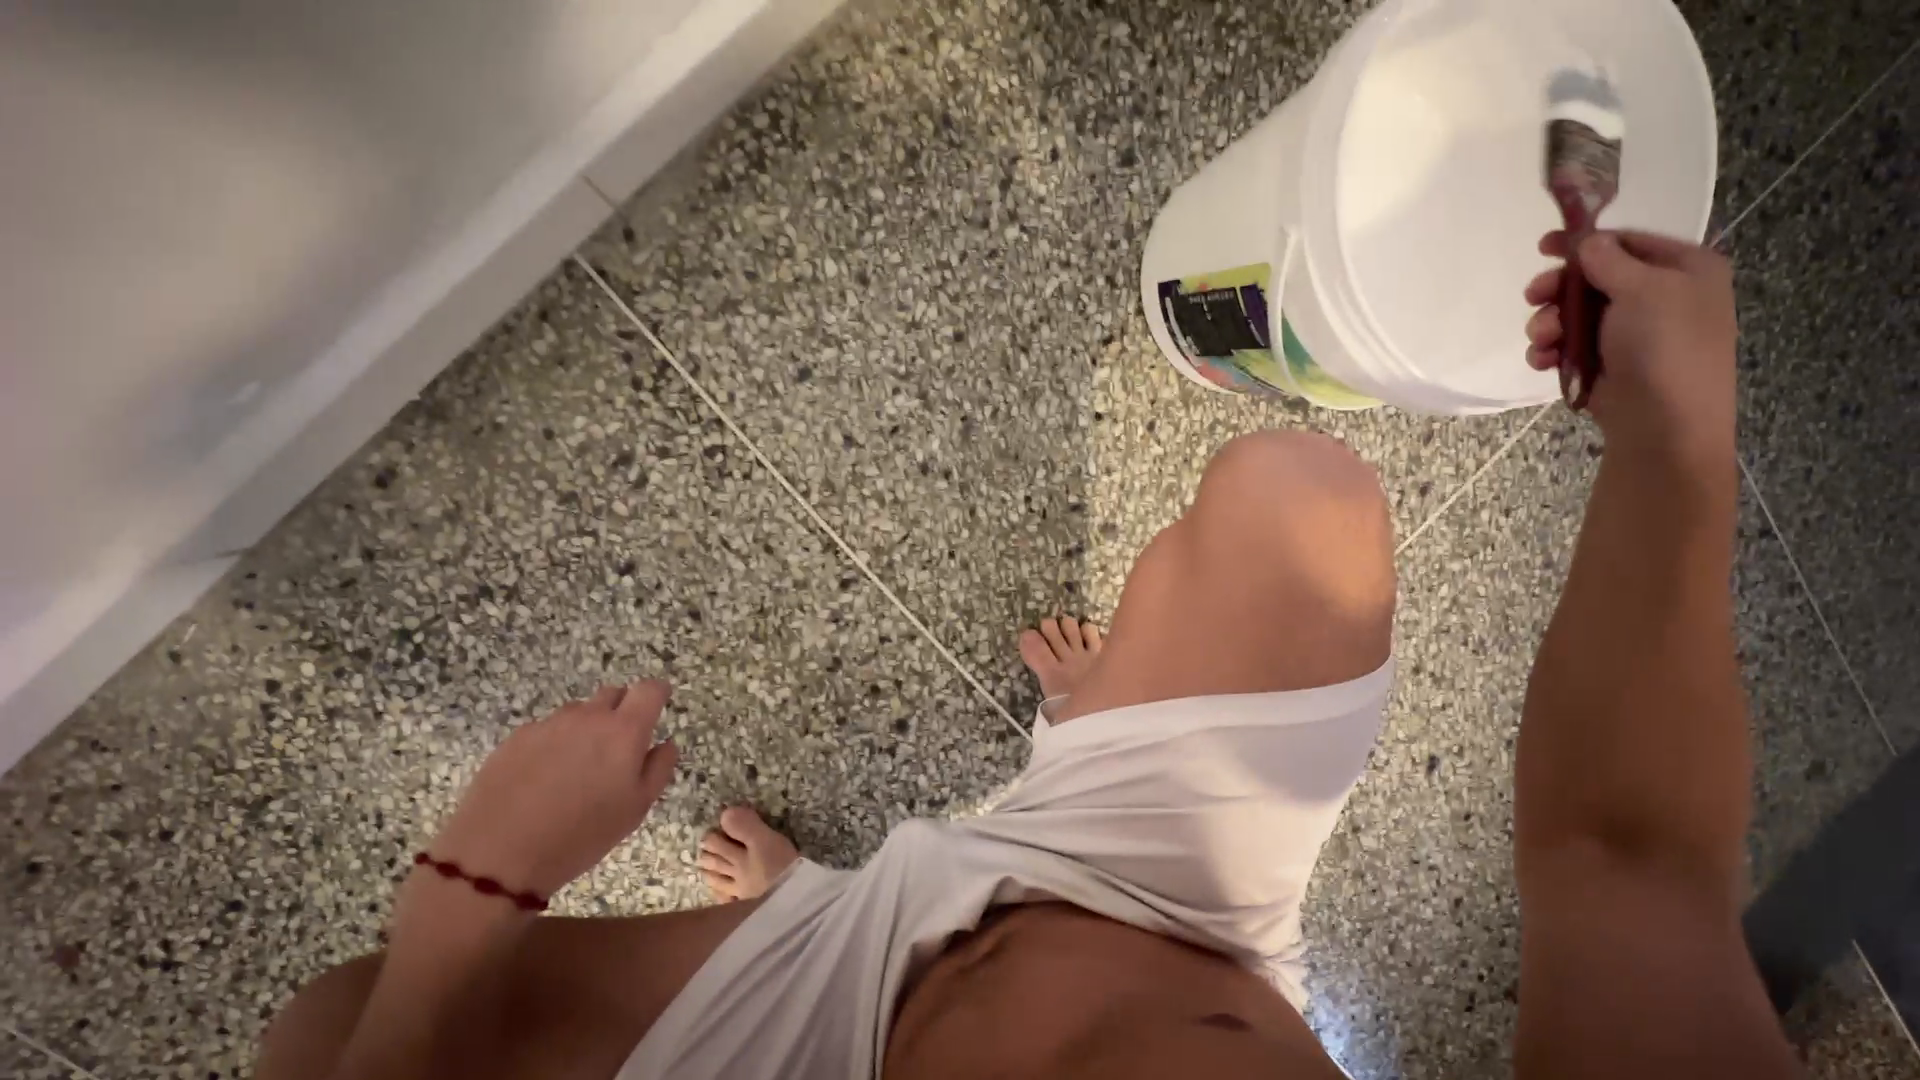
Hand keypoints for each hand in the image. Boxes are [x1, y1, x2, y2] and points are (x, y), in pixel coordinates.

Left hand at [424, 681, 678, 898]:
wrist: (499, 855)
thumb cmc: (581, 835)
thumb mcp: (636, 809)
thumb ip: (658, 768)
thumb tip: (665, 743)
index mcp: (624, 731)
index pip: (650, 689)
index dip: (658, 693)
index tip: (658, 707)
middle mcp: (588, 717)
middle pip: (614, 694)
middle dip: (622, 711)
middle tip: (617, 749)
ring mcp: (549, 725)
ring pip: (579, 713)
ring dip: (586, 729)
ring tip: (576, 770)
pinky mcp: (516, 738)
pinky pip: (547, 730)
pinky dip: (554, 744)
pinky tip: (543, 780)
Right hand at [1524, 230, 1738, 474]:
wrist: (1663, 421)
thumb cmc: (1665, 345)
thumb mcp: (1645, 290)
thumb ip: (1610, 261)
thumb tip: (1587, 241)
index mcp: (1683, 269)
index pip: (1627, 242)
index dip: (1585, 243)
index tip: (1544, 247)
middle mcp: (1658, 297)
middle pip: (1592, 279)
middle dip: (1558, 290)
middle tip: (1533, 298)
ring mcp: (1628, 332)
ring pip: (1573, 314)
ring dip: (1548, 324)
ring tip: (1543, 341)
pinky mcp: (1602, 363)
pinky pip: (1567, 346)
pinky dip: (1550, 351)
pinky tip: (1543, 361)